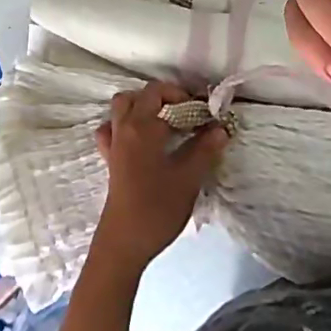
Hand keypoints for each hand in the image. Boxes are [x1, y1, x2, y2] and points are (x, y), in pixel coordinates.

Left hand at [91, 81, 227, 267]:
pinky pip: (111, 128)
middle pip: (139, 95)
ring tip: (166, 124)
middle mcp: (123, 126)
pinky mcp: (109, 157)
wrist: (126, 238)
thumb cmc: (158, 207)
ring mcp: (113, 141)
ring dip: (142, 107)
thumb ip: (205, 149)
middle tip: (186, 116)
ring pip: (122, 107)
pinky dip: (124, 125)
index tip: (202, 114)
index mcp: (142, 125)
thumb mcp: (188, 178)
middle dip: (164, 98)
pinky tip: (140, 139)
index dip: (182, 96)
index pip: (158, 92)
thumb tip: (221, 127)